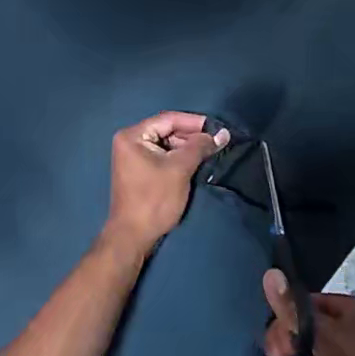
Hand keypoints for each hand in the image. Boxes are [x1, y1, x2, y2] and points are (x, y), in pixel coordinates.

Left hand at [103, 112, 228, 249]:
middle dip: (193, 135)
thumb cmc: (154, 199)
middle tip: (217, 141)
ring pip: (167, 143)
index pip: (169, 119)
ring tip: (211, 151)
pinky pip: (164, 155)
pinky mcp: (141, 169)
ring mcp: (134, 156)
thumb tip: (223, 133)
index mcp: (133, 136)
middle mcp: (130, 141)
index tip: (218, 128)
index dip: (195, 122)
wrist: (133, 236)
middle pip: (167, 130)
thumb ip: (201, 146)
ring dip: (188, 147)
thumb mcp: (180, 168)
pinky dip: (180, 157)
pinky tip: (198, 161)